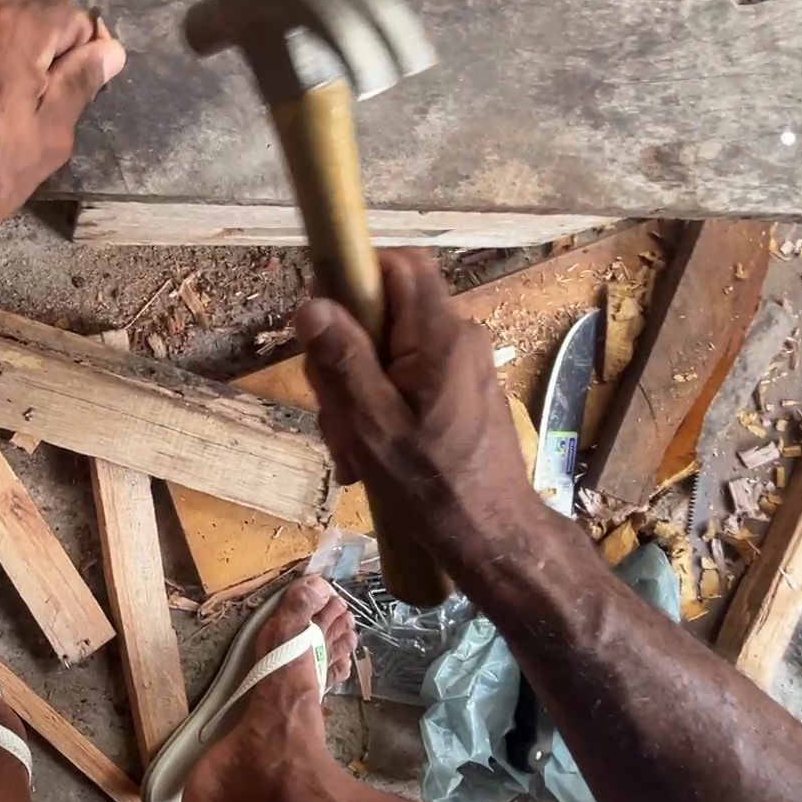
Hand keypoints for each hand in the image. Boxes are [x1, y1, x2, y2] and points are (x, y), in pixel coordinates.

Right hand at [293, 250, 543, 570]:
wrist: (490, 536)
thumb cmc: (432, 485)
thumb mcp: (373, 424)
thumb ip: (343, 362)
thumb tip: (311, 305)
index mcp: (439, 337)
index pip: (398, 265)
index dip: (353, 276)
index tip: (317, 318)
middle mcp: (454, 339)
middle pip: (381, 314)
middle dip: (342, 358)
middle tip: (333, 411)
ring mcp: (455, 367)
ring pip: (383, 353)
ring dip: (353, 395)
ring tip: (351, 447)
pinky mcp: (452, 392)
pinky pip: (399, 381)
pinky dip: (374, 410)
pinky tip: (366, 454)